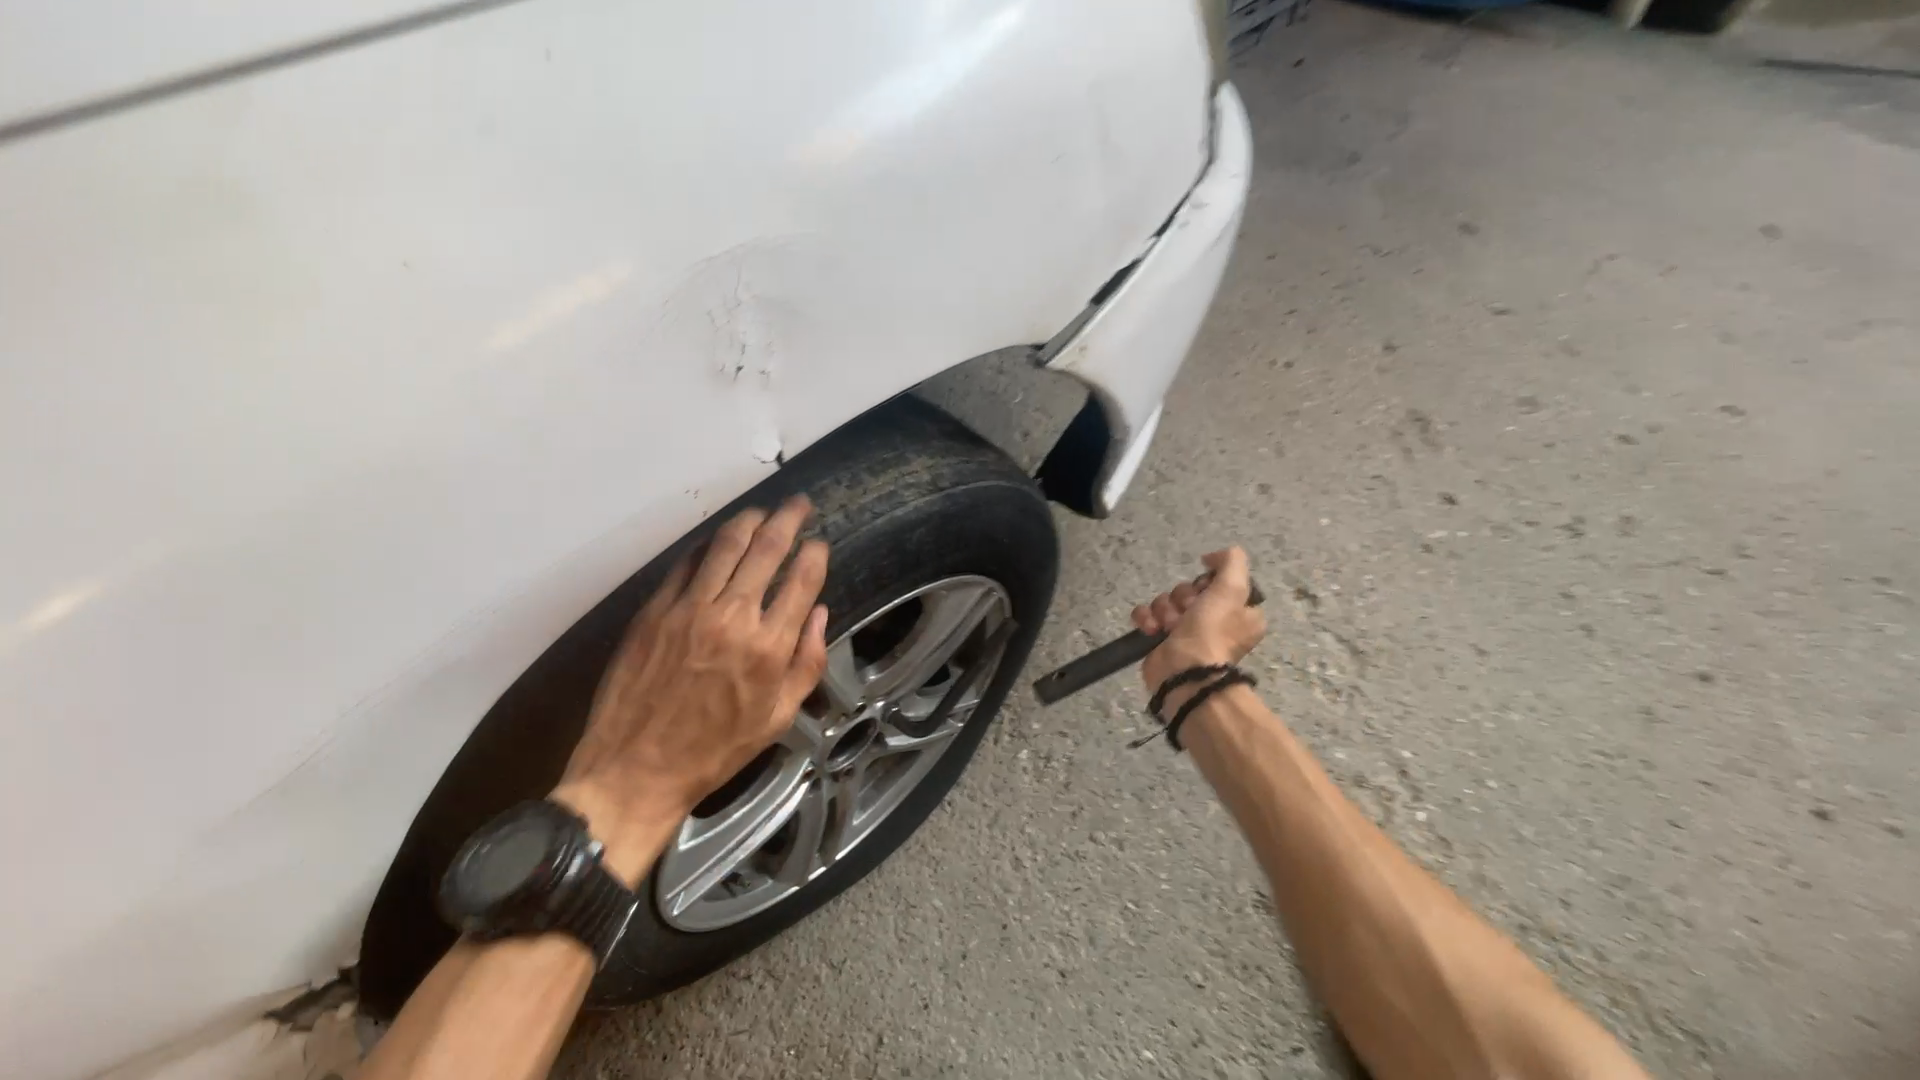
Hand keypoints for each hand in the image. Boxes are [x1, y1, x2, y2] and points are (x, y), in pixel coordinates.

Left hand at [553, 497, 829, 882]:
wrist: (635, 770)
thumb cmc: (714, 752)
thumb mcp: (777, 718)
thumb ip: (806, 663)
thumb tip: (820, 614)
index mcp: (769, 647)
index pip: (802, 581)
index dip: (815, 554)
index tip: (819, 542)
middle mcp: (732, 617)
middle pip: (766, 550)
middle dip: (788, 520)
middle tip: (799, 504)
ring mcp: (688, 609)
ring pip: (724, 546)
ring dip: (748, 521)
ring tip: (761, 511)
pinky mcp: (653, 611)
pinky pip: (684, 565)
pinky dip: (705, 547)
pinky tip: (715, 541)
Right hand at [1132, 547, 1266, 696]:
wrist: (1184, 673)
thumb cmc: (1212, 631)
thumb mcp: (1232, 588)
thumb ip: (1231, 562)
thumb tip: (1210, 558)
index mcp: (1240, 613)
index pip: (1218, 582)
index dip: (1208, 583)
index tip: (1206, 591)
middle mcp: (1216, 623)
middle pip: (1190, 590)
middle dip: (1183, 598)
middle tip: (1187, 612)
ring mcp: (1187, 633)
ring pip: (1167, 601)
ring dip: (1164, 610)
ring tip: (1169, 626)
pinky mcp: (1162, 641)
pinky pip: (1147, 615)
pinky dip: (1146, 619)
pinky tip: (1151, 629)